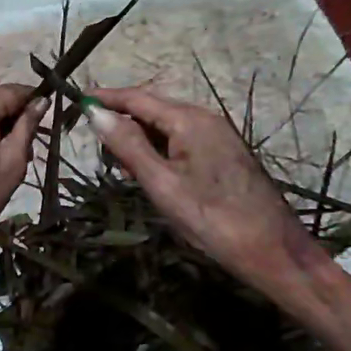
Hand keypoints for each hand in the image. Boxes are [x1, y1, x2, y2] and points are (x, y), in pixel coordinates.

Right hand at [86, 87, 329, 289]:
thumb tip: (96, 113)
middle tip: (94, 143)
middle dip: (121, 121)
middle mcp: (205, 119)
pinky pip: (182, 141)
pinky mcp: (224, 155)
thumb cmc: (213, 219)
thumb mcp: (162, 184)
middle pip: (152, 109)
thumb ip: (128, 146)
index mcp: (189, 120)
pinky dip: (159, 150)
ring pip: (167, 127)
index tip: (76, 100)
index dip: (106, 98)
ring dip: (139, 138)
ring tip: (118, 164)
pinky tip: (148, 172)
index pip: (138, 98)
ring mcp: (218, 136)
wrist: (274, 251)